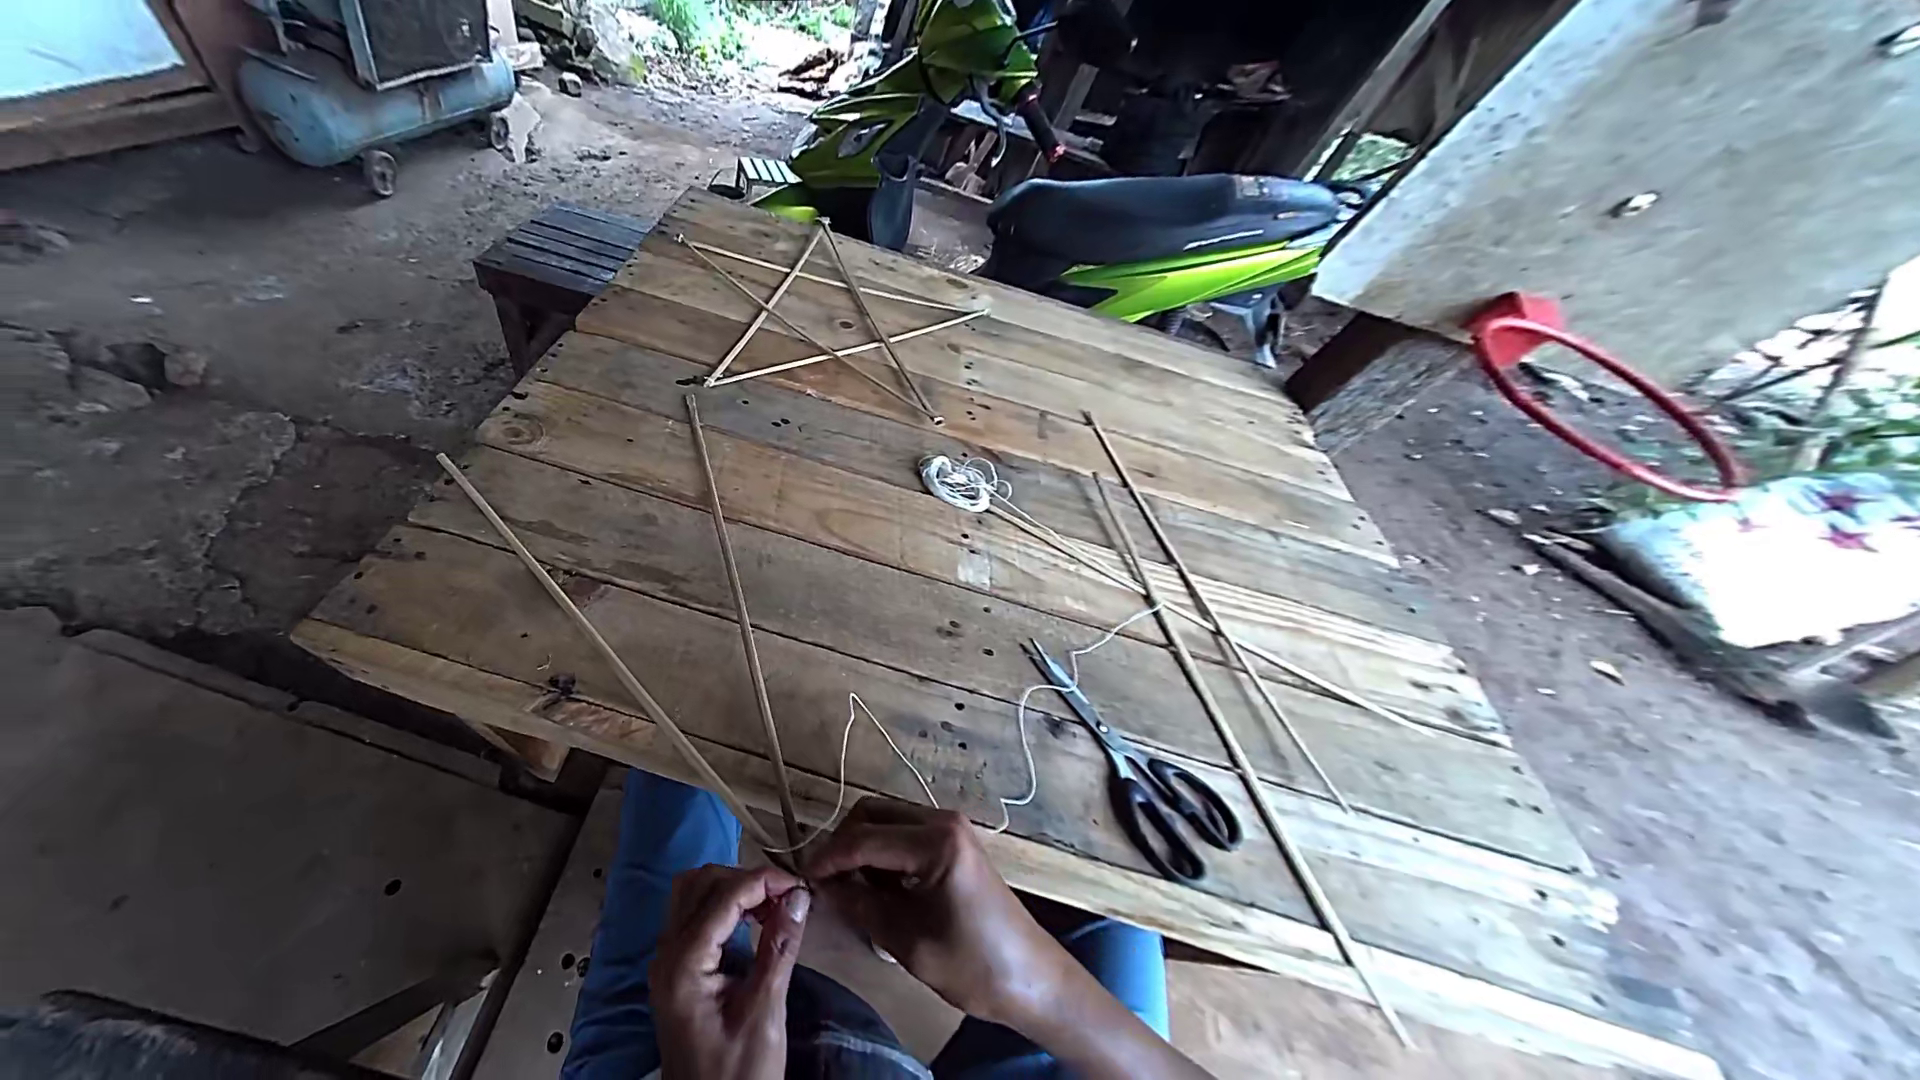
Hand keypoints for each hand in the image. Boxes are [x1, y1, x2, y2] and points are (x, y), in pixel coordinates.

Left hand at [651, 864, 810, 1079]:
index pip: (724, 895)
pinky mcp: (677, 968)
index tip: (801, 888)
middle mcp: (667, 954)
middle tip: (786, 897)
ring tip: (772, 904)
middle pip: (702, 882)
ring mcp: (668, 960)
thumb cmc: (738, 1076)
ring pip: (695, 891)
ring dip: (735, 886)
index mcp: (684, 965)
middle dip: (748, 879)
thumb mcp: (764, 1013)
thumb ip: (779, 948)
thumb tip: (799, 895)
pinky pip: (696, 912)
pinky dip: (727, 903)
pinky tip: (755, 919)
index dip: (765, 881)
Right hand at [802, 798, 1072, 1028]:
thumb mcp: (906, 941)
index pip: (864, 838)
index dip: (828, 858)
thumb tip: (823, 885)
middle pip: (873, 812)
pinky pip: (905, 831)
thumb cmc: (972, 963)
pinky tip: (876, 884)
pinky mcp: (953, 839)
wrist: (1030, 975)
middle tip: (824, 882)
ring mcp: (950, 826)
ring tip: (848, 887)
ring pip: (888, 818)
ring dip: (862, 844)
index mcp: (935, 840)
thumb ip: (860, 904)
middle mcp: (942, 819)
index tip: (801, 879)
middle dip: (843, 843)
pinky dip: (883, 849)